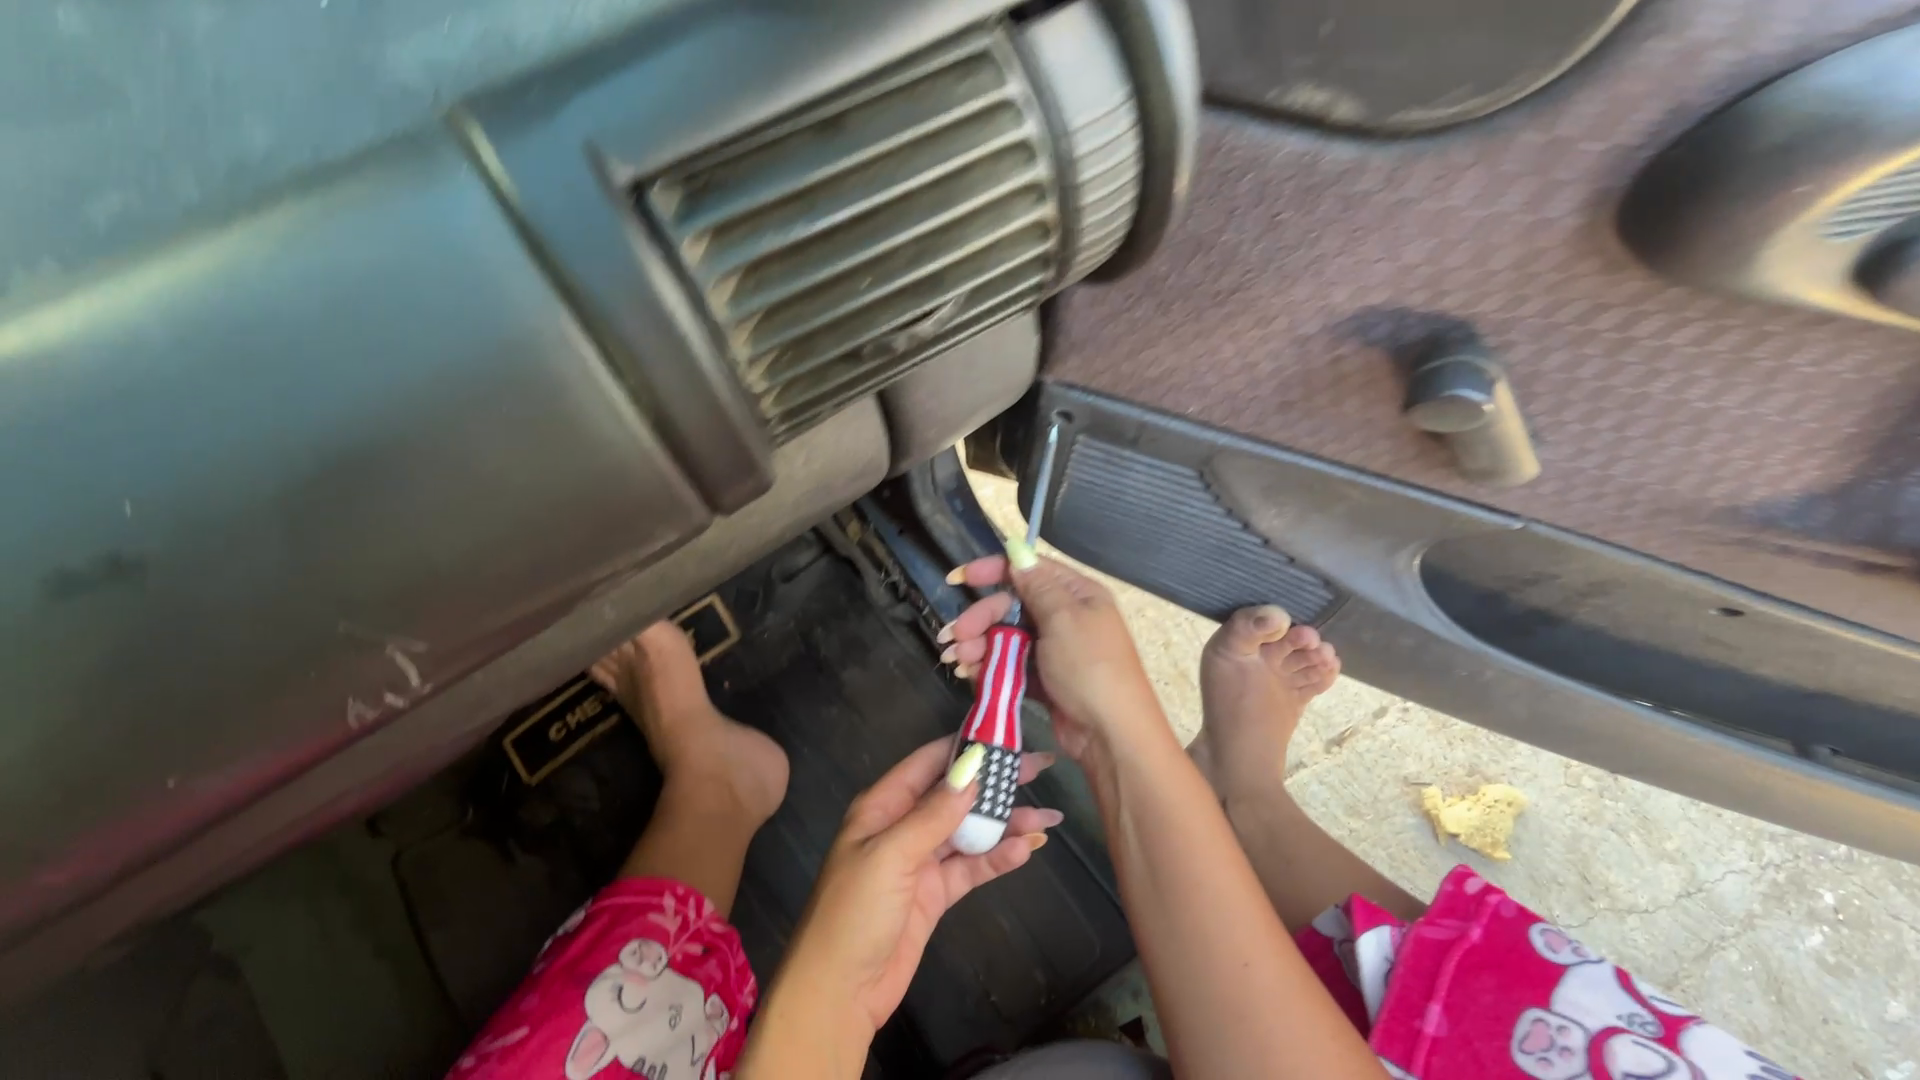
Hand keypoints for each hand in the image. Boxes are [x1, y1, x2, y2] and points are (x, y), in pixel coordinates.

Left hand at [769, 738, 1057, 1034]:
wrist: (839, 991)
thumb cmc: (854, 913)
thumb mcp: (891, 855)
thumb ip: (933, 814)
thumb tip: (972, 770)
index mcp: (882, 806)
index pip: (930, 763)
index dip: (967, 747)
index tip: (1007, 735)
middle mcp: (903, 826)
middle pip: (956, 795)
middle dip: (997, 783)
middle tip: (1041, 768)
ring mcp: (920, 861)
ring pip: (969, 831)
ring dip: (1006, 824)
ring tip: (1048, 818)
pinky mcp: (935, 894)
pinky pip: (971, 867)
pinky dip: (998, 858)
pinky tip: (1025, 850)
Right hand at [941, 551, 1168, 762]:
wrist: (1111, 734)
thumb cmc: (1090, 668)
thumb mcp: (1063, 619)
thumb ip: (1037, 585)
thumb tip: (1017, 550)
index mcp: (1077, 594)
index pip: (1030, 570)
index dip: (992, 570)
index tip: (959, 579)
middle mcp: (1066, 617)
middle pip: (1011, 606)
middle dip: (980, 617)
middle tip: (954, 635)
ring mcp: (1054, 650)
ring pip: (1006, 637)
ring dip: (978, 645)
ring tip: (956, 659)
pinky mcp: (1044, 680)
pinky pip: (1010, 665)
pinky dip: (988, 667)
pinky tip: (967, 674)